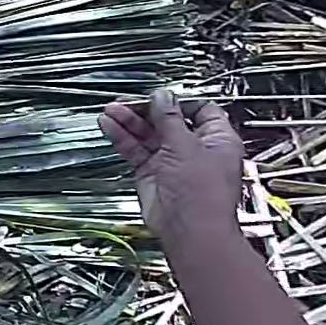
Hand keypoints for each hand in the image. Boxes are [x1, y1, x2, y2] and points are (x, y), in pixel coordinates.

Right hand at [99, 88, 242, 236]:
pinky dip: (122, 137)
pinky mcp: (151, 173)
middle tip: (127, 101)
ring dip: (129, 121)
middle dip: (146, 110)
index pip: (199, 110)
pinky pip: (134, 149)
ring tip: (111, 109)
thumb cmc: (203, 194)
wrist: (189, 229)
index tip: (159, 95)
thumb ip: (169, 118)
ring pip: (147, 134)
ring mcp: (171, 161)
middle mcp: (194, 149)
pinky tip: (109, 125)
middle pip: (167, 121)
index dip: (178, 101)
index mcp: (216, 139)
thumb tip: (162, 97)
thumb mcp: (185, 145)